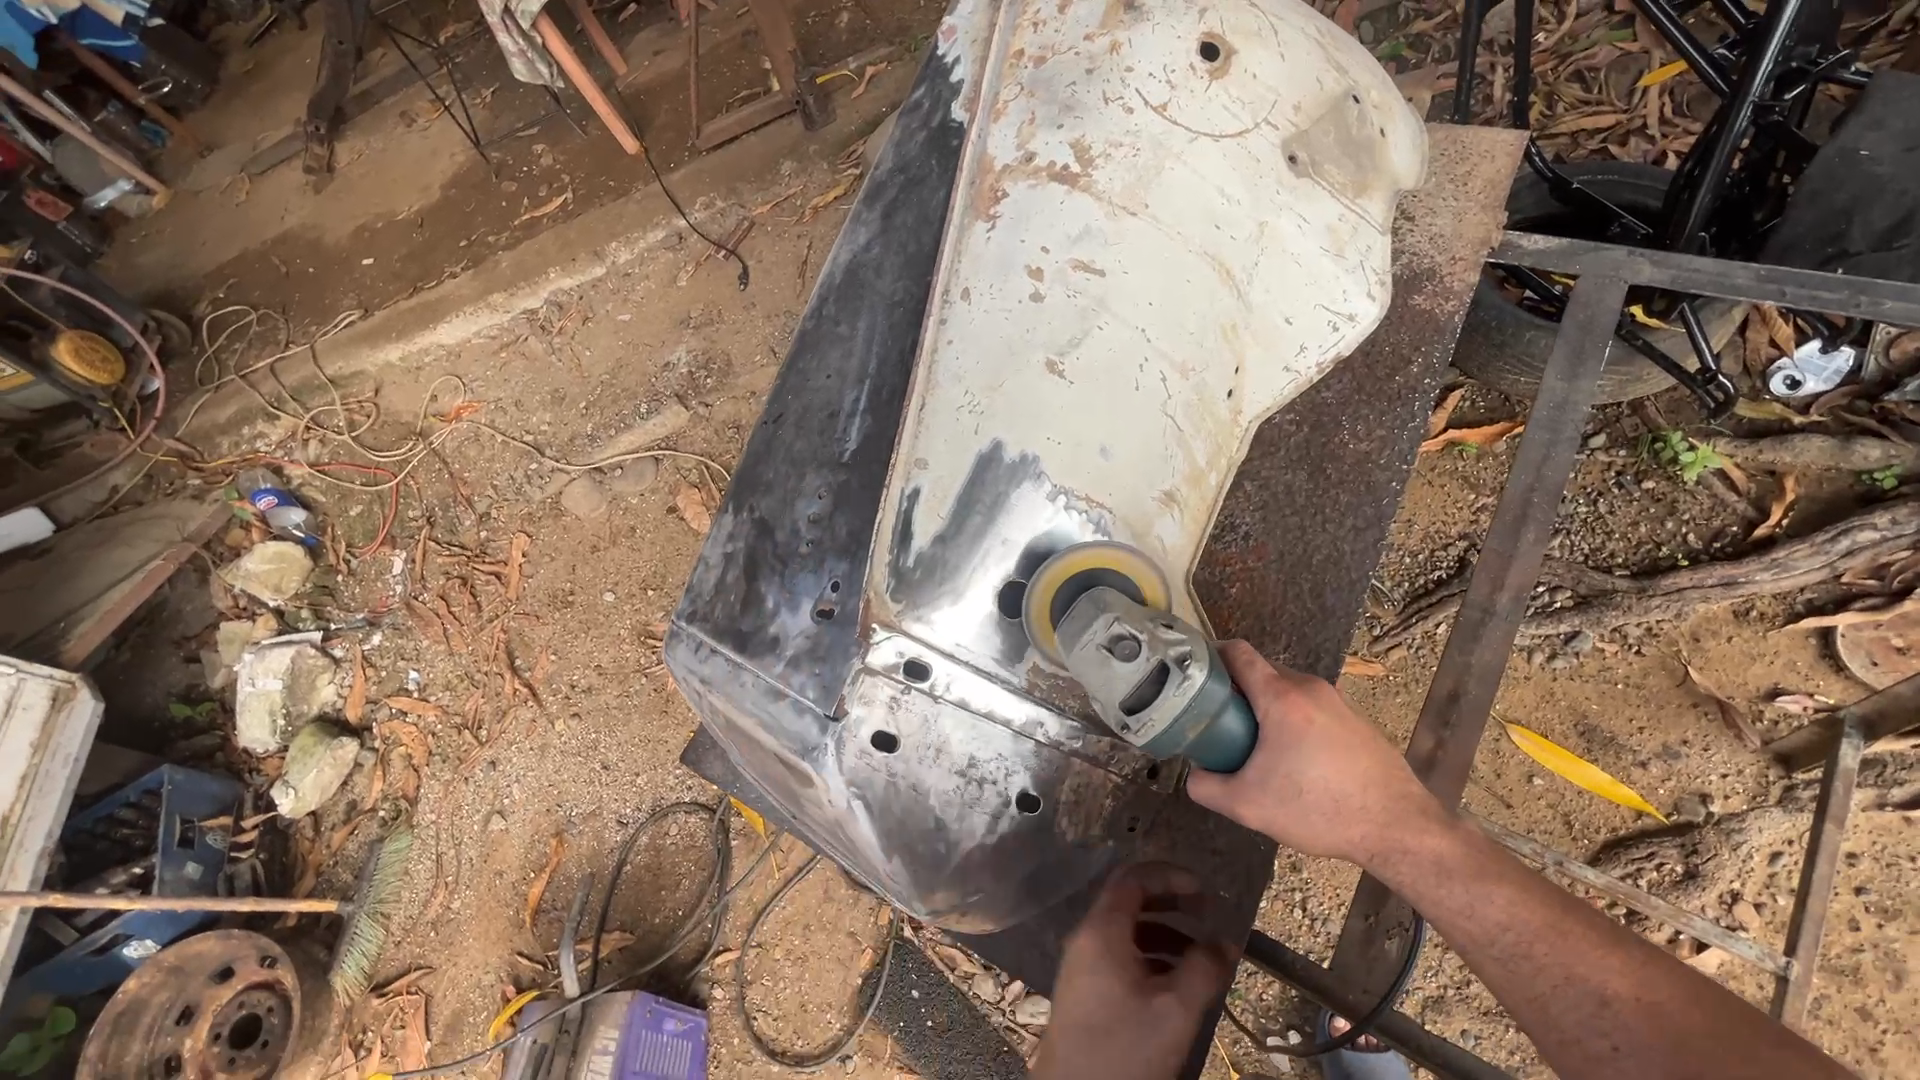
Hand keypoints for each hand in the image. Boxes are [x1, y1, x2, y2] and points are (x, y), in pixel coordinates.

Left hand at [1030, 863, 1234, 1079]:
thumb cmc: (1125, 1049)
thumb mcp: (1175, 1010)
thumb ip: (1204, 968)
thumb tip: (1225, 941)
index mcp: (1101, 930)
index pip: (1133, 878)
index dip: (1170, 875)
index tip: (1206, 892)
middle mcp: (1086, 937)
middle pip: (1128, 901)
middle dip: (1170, 902)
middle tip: (1207, 915)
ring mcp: (1082, 964)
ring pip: (1126, 931)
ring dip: (1165, 933)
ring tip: (1201, 955)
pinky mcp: (1085, 990)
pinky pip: (1119, 956)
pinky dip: (1150, 957)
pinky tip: (1177, 982)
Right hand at [1184, 641, 1445, 867]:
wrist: (1399, 829)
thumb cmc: (1318, 809)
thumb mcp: (1247, 805)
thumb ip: (1206, 787)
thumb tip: (1195, 774)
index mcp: (1281, 696)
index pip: (1238, 652)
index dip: (1211, 656)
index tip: (1195, 678)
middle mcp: (1310, 688)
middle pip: (1262, 672)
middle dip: (1237, 692)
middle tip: (1220, 723)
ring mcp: (1338, 702)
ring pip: (1288, 692)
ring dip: (1267, 709)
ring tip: (1257, 747)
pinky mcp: (1357, 721)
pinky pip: (1312, 709)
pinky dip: (1295, 723)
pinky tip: (1296, 762)